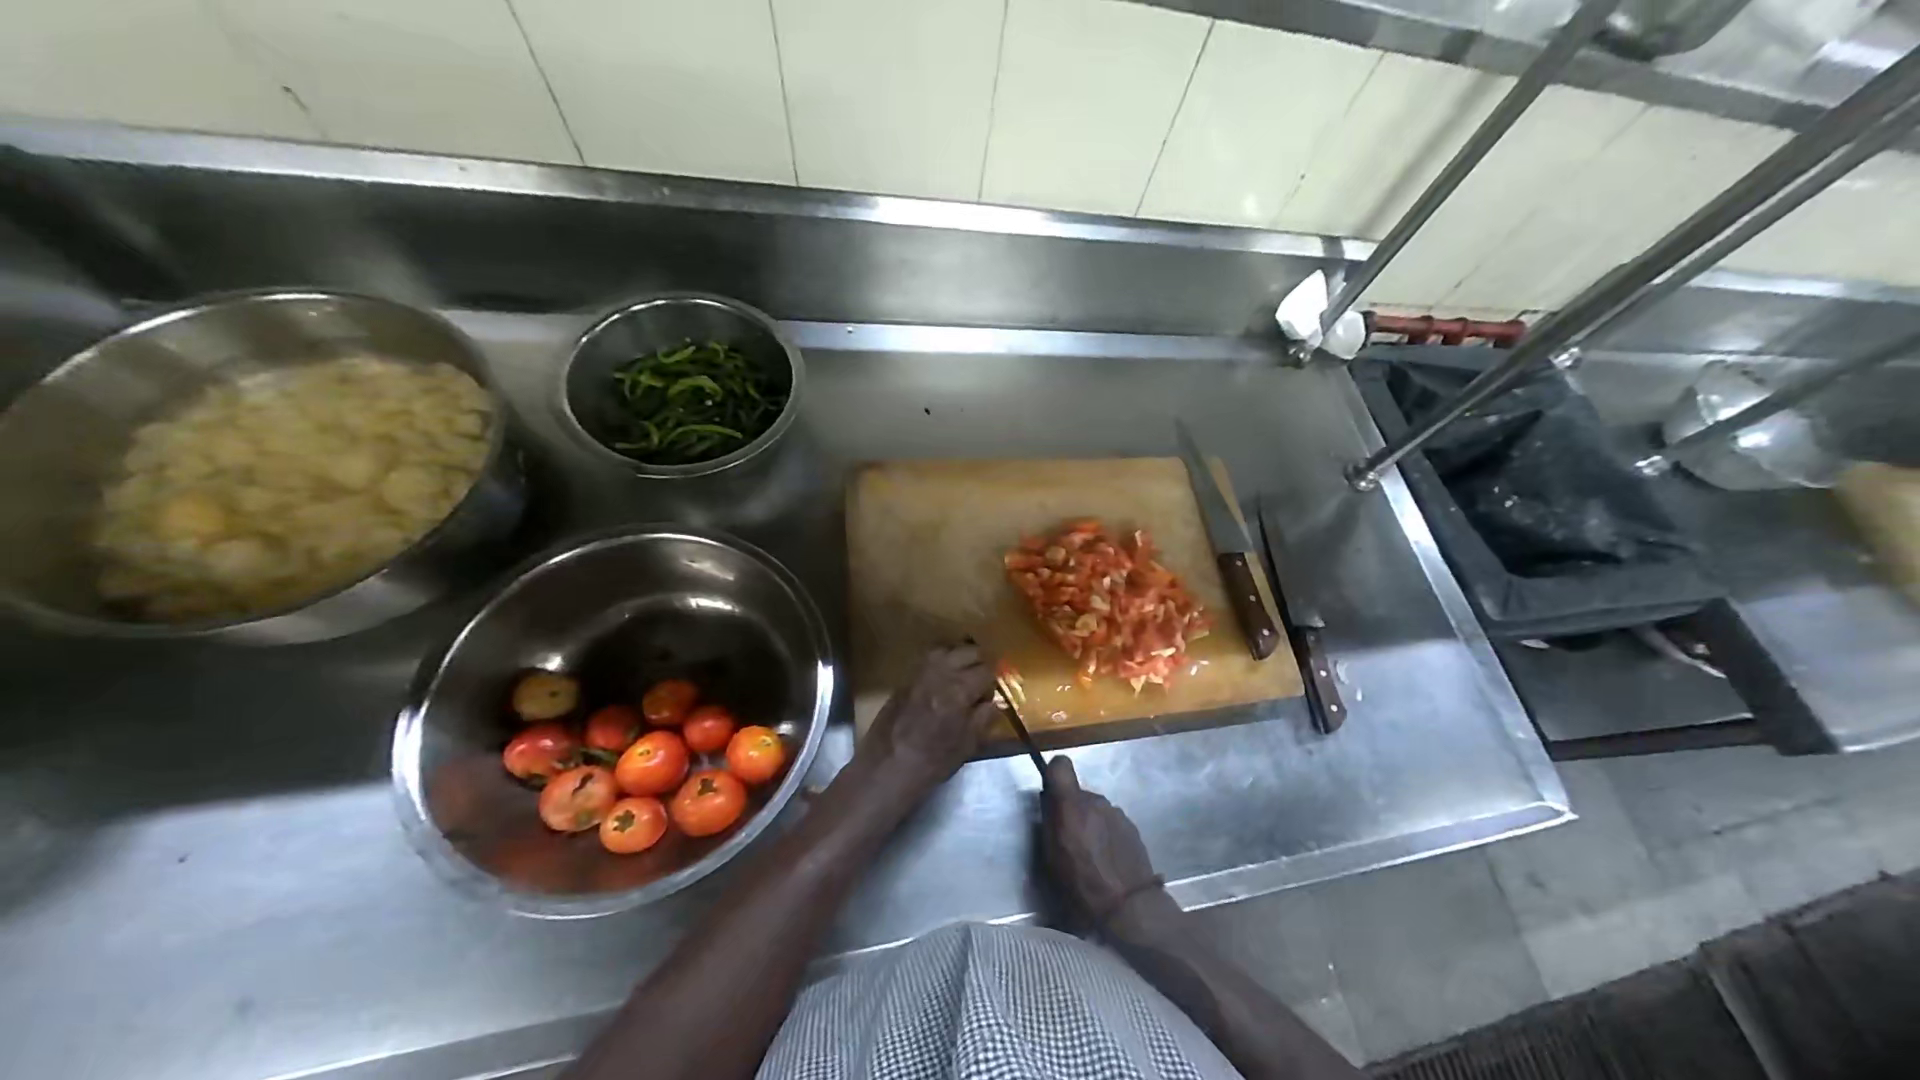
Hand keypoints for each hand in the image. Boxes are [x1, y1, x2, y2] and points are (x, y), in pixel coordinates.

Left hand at [858, 643, 999, 798]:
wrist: (887, 765)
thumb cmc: (932, 761)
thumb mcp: (967, 745)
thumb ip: (984, 718)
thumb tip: (994, 702)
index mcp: (960, 689)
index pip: (987, 671)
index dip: (994, 681)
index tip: (993, 693)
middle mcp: (941, 672)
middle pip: (969, 651)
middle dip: (980, 662)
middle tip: (982, 681)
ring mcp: (920, 671)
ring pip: (947, 649)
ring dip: (959, 657)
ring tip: (964, 674)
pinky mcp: (906, 677)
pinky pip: (928, 658)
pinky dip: (941, 661)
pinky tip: (942, 678)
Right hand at [1042, 757, 1165, 930]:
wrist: (1130, 907)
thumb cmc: (1082, 886)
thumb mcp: (1051, 857)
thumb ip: (1049, 823)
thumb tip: (1050, 805)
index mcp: (1072, 805)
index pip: (1061, 765)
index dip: (1054, 774)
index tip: (1051, 794)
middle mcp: (1096, 801)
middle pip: (1078, 793)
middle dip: (1071, 809)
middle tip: (1068, 838)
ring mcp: (1117, 813)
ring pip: (1095, 808)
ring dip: (1090, 823)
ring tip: (1090, 854)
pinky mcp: (1132, 827)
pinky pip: (1110, 822)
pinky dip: (1105, 833)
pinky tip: (1107, 859)